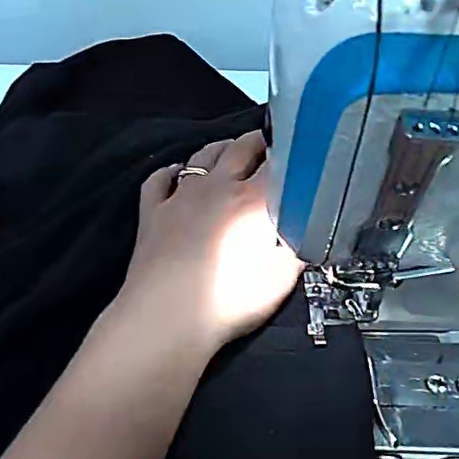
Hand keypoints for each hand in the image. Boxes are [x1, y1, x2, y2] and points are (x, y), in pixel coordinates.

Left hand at [109, 130, 304, 355]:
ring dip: (222, 148)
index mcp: (253, 199)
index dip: (294, 153)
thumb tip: (307, 230)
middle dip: (261, 142)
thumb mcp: (281, 278)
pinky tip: (179, 174)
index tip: (302, 154)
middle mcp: (218, 186)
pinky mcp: (152, 211)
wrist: (166, 317)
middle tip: (273, 147)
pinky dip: (174, 171)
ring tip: (233, 152)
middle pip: (242, 147)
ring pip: (204, 155)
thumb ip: (297, 247)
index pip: (280, 161)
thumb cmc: (230, 300)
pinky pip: (161, 178)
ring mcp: (181, 195)